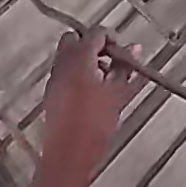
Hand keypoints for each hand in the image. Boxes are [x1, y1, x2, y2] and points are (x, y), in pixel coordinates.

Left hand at [35, 30, 139, 186]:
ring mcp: (54, 78)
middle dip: (94, 46)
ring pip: (68, 56)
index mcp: (80, 57)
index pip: (97, 33)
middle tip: (112, 61)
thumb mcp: (118, 92)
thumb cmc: (94, 122)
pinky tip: (93, 93)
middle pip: (76, 39)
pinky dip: (78, 74)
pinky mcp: (51, 94)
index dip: (113, 39)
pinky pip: (65, 73)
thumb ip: (126, 67)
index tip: (124, 53)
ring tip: (106, 79)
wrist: (69, 153)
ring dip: (87, 60)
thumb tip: (134, 49)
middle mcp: (63, 63)